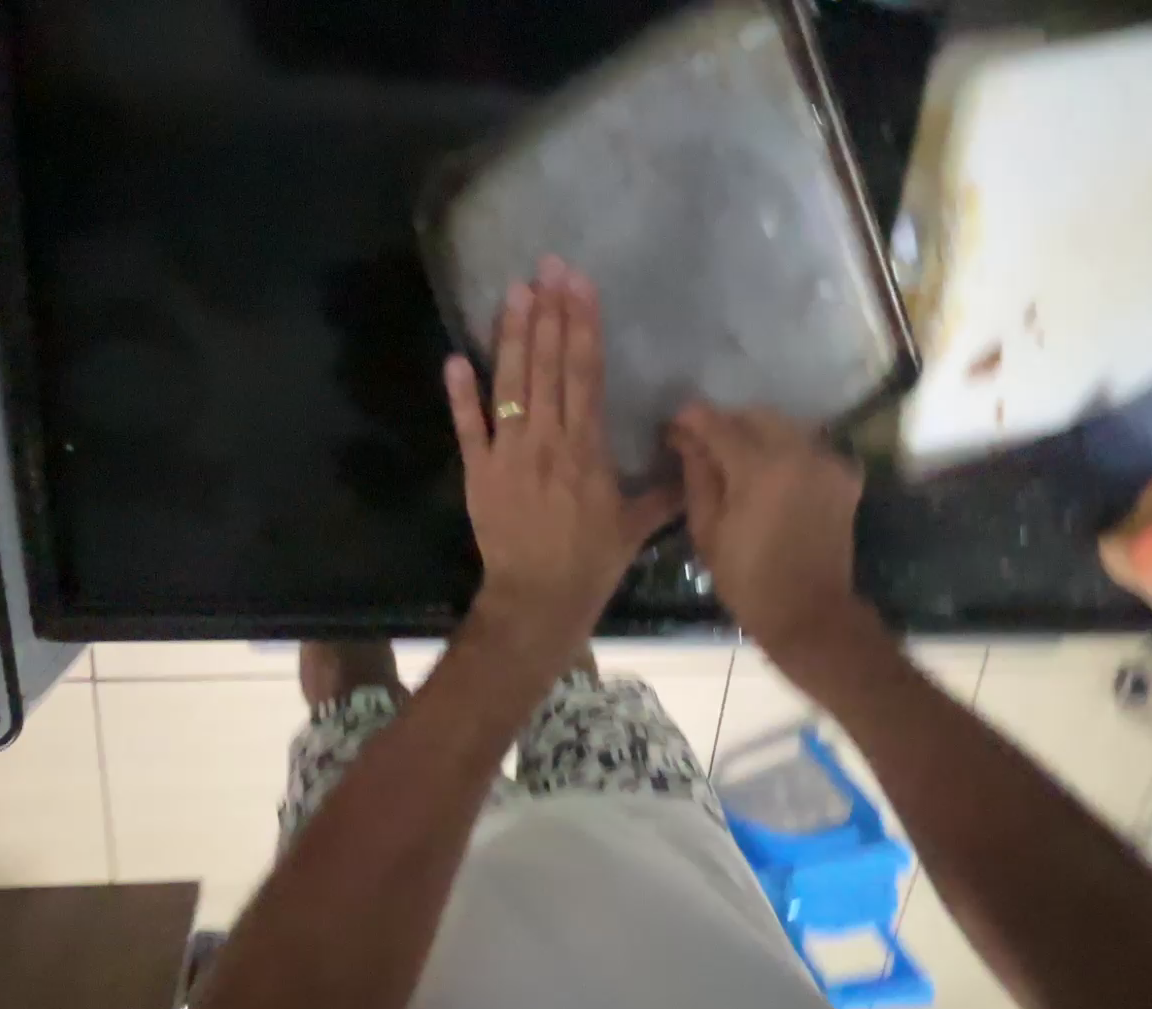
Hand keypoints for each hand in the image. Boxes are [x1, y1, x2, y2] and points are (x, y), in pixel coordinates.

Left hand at [444, 255, 678, 645]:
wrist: (538, 599)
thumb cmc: (591, 562)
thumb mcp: (637, 525)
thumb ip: (667, 490)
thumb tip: (696, 457)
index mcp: (587, 448)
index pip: (585, 374)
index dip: (582, 326)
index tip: (579, 284)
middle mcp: (547, 440)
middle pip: (548, 366)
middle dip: (549, 313)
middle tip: (546, 266)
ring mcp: (508, 454)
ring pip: (511, 385)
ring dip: (512, 337)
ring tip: (514, 293)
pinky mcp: (478, 472)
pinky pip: (468, 428)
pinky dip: (461, 395)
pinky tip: (456, 359)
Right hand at [669, 405, 867, 645]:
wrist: (809, 612)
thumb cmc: (746, 578)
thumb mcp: (707, 529)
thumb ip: (697, 475)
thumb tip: (685, 439)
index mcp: (760, 469)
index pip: (718, 424)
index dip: (691, 420)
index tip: (673, 425)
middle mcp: (800, 453)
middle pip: (755, 415)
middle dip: (726, 423)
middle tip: (703, 445)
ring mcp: (828, 461)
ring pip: (785, 426)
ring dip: (756, 434)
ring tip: (735, 459)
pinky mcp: (844, 475)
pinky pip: (808, 445)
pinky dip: (785, 450)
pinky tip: (769, 474)